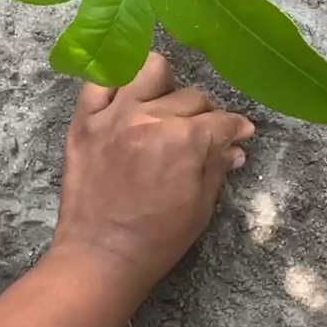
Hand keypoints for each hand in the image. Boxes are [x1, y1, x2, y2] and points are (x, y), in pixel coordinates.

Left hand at [51, 53, 254, 289]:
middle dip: (206, 114)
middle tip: (204, 133)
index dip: (237, 127)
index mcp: (186, 140)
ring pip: (150, 70)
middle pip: (191, 97)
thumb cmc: (158, 240)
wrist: (101, 256)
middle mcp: (151, 118)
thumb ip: (217, 168)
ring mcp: (114, 115)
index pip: (222, 120)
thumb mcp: (201, 207)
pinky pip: (100, 80)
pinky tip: (128, 95)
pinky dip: (117, 81)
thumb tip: (234, 149)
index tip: (241, 133)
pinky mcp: (85, 121)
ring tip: (164, 104)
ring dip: (165, 84)